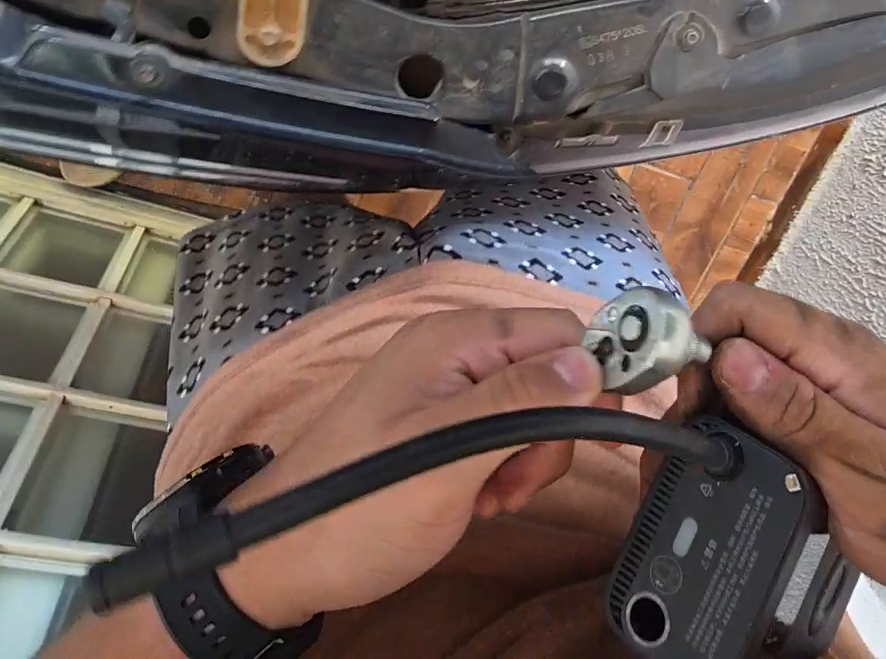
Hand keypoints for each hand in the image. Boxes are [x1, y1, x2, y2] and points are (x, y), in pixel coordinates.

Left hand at [215, 307, 604, 627]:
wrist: (287, 556)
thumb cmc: (363, 502)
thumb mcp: (447, 452)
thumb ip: (520, 401)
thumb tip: (591, 363)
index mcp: (458, 339)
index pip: (556, 330)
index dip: (590, 373)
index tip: (598, 432)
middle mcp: (456, 350)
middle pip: (549, 368)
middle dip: (553, 425)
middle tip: (521, 477)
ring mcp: (446, 385)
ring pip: (531, 405)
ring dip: (529, 454)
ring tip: (493, 495)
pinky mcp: (441, 420)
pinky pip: (500, 429)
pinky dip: (505, 464)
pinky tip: (480, 497)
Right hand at [667, 284, 885, 609]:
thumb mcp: (869, 478)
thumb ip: (800, 414)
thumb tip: (729, 356)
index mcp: (842, 353)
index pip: (743, 306)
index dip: (702, 341)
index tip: (694, 403)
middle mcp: (831, 347)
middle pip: (738, 326)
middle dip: (705, 373)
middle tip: (705, 438)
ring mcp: (829, 369)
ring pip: (745, 354)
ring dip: (720, 395)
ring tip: (721, 449)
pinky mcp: (825, 394)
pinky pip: (765, 381)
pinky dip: (741, 409)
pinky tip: (746, 447)